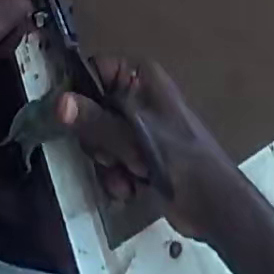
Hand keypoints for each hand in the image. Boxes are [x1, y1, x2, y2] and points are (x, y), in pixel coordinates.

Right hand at [57, 58, 250, 241]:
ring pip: (99, 136)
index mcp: (141, 76)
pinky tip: (132, 186)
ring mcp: (139, 123)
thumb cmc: (182, 160)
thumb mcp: (134, 139)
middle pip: (92, 107)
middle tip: (112, 155)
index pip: (95, 69)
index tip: (70, 119)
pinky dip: (117, 175)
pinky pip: (111, 156)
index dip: (80, 93)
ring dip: (108, 163)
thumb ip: (96, 122)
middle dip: (98, 140)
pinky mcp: (139, 149)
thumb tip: (60, 101)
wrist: (214, 204)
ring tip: (128, 175)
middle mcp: (138, 93)